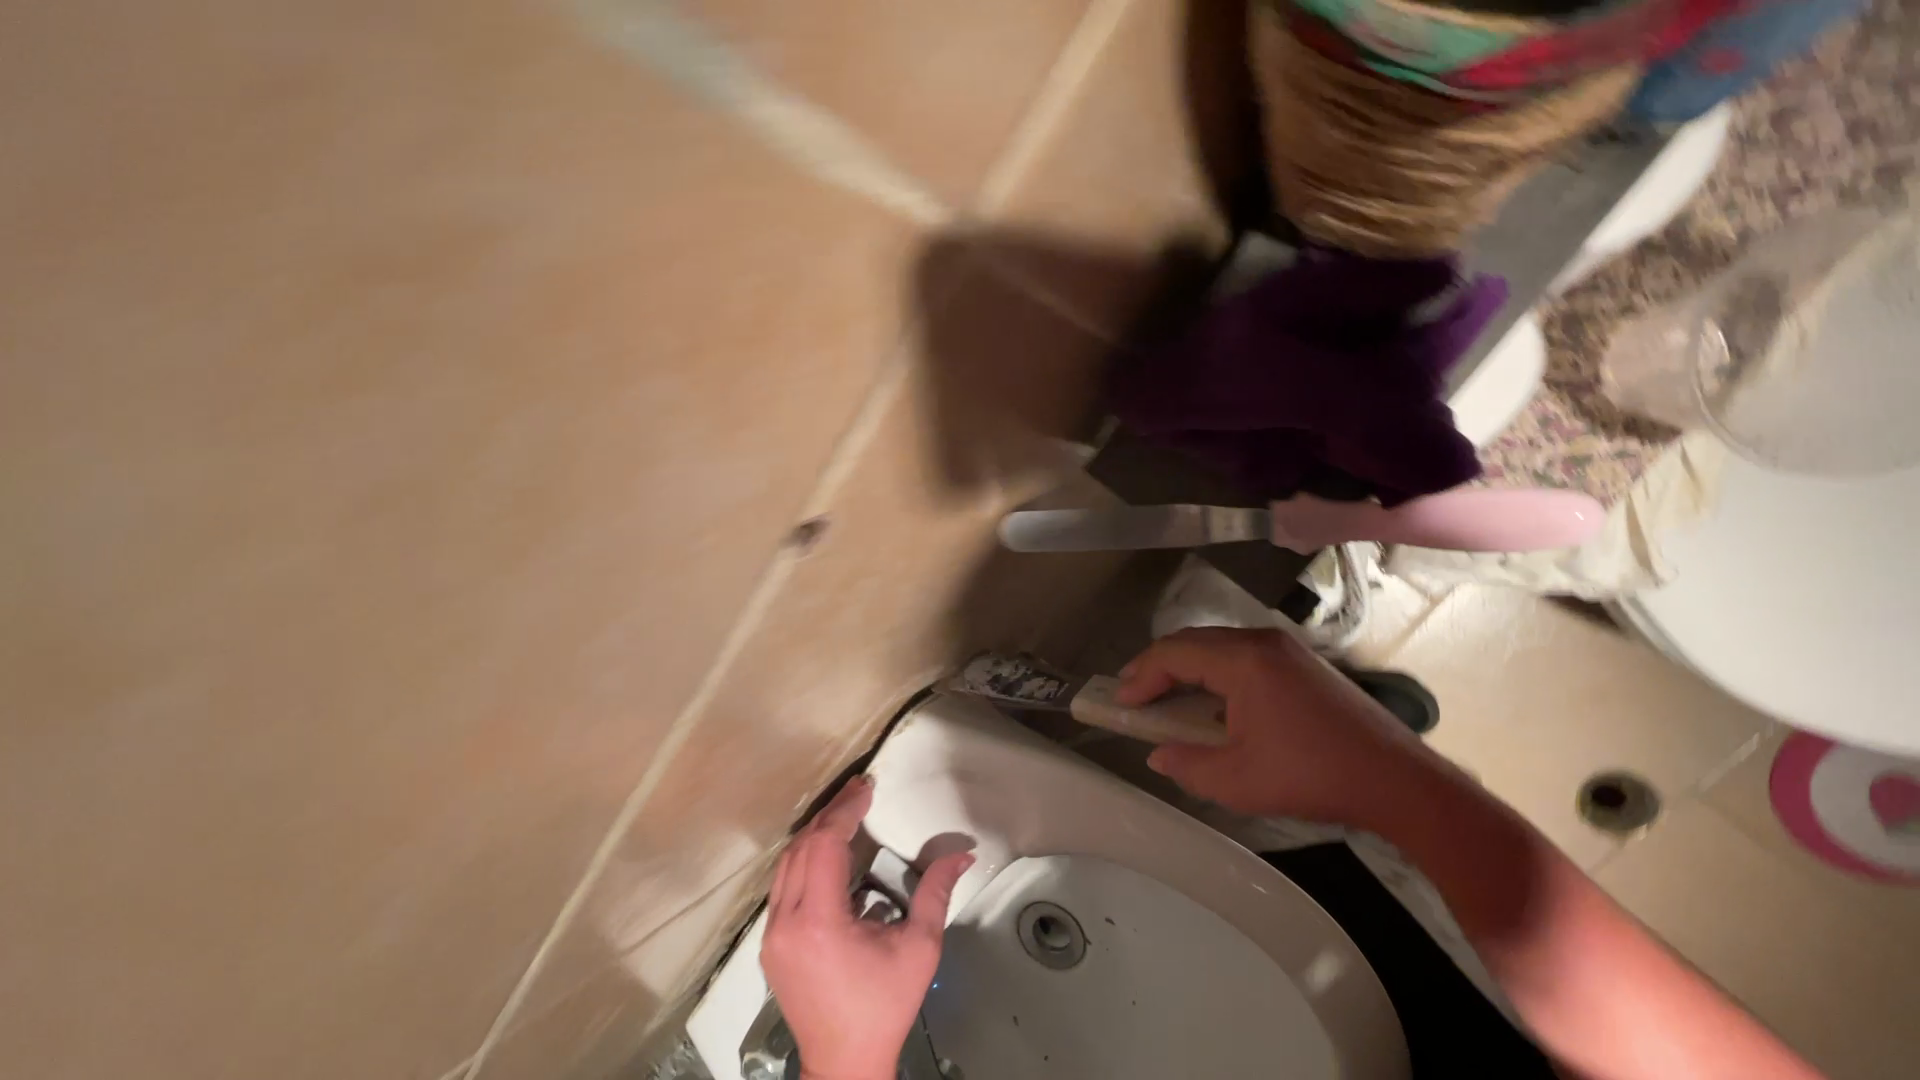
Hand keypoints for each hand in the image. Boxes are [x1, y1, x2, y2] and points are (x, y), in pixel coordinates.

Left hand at [761, 775, 974, 1079]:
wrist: (844, 1061)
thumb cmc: (884, 1006)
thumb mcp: (919, 948)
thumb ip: (936, 893)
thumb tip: (963, 854)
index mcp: (819, 921)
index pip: (824, 846)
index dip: (844, 812)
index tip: (866, 789)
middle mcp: (786, 923)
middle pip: (801, 848)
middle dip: (831, 815)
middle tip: (859, 792)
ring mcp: (772, 935)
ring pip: (785, 865)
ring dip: (814, 835)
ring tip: (846, 814)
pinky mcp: (771, 945)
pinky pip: (782, 887)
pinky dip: (804, 861)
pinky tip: (829, 854)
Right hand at [1114, 626, 1436, 827]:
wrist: (1397, 780)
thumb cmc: (1311, 776)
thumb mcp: (1236, 781)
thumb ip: (1187, 764)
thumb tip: (1160, 753)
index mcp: (1244, 661)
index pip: (1174, 654)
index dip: (1140, 676)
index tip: (1118, 702)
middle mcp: (1264, 643)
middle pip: (1194, 641)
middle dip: (1158, 667)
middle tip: (1134, 695)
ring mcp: (1288, 650)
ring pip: (1219, 646)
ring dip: (1187, 669)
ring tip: (1167, 699)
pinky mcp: (1304, 665)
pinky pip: (1244, 657)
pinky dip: (1216, 673)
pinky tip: (1213, 703)